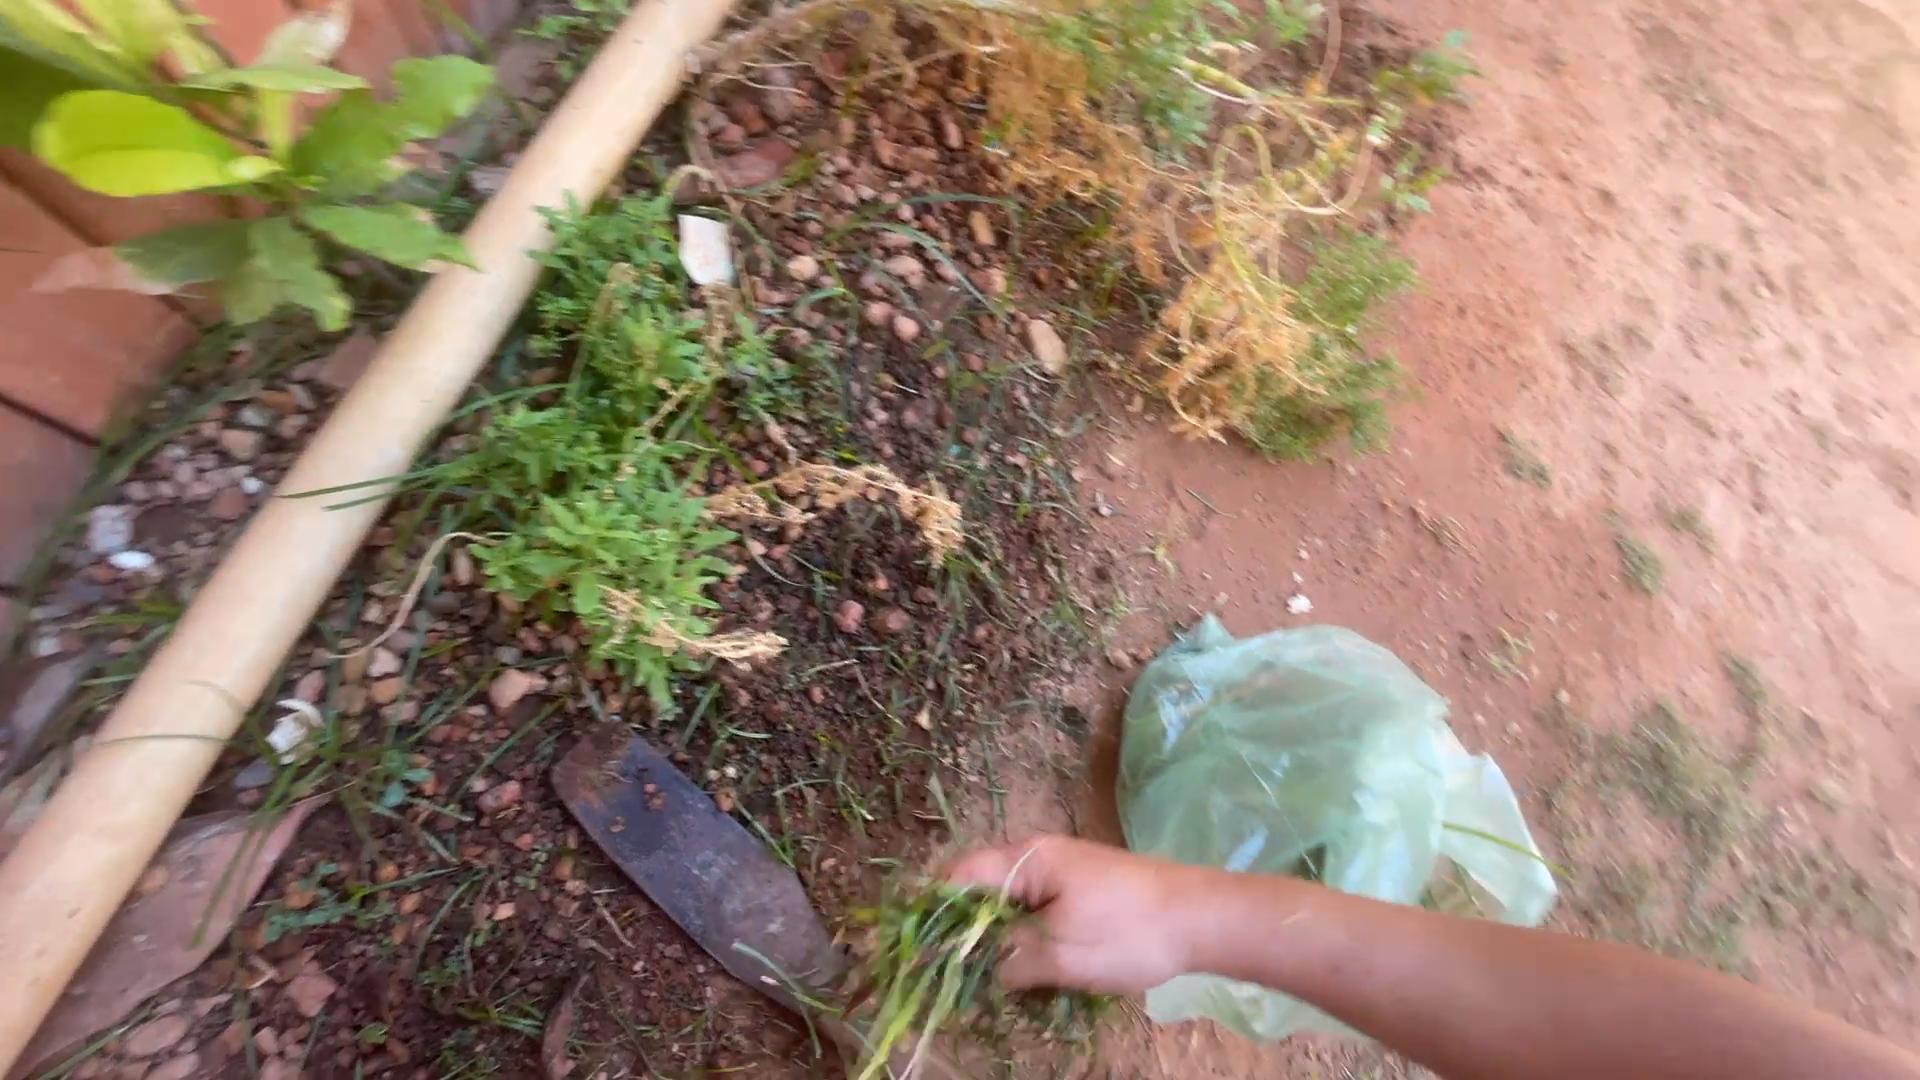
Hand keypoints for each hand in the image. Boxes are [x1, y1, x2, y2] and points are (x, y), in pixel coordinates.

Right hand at [944, 835, 1212, 993]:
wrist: (1198, 918)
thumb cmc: (1127, 930)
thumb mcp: (1062, 953)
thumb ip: (1009, 957)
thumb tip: (972, 965)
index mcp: (1027, 859)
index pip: (962, 873)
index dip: (936, 904)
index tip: (917, 941)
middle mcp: (1038, 855)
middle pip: (983, 886)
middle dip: (966, 927)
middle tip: (954, 971)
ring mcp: (1061, 869)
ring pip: (1011, 901)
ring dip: (998, 936)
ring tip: (990, 978)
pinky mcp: (1080, 887)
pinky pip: (1036, 907)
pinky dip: (1026, 934)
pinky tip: (1030, 968)